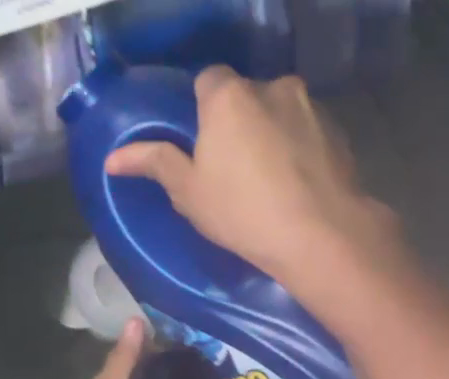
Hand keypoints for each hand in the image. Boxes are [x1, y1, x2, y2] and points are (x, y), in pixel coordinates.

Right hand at [103, 67, 402, 280]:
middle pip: (243, 94)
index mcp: (229, 98)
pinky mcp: (335, 126)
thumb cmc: (238, 208)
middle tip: (219, 163)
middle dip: (232, 120)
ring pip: (275, 110)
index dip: (197, 104)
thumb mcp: (186, 190)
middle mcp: (272, 87)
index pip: (208, 78)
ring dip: (263, 132)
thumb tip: (113, 158)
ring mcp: (310, 104)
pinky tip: (285, 180)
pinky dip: (291, 145)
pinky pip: (302, 127)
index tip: (192, 137)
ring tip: (255, 176)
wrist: (316, 229)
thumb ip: (154, 163)